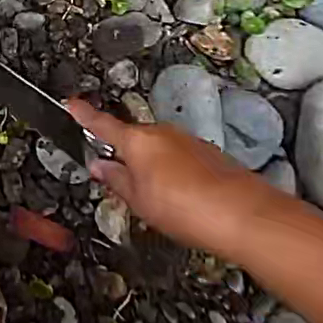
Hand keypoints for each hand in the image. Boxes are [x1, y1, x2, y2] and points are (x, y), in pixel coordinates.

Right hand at [65, 99, 299, 256]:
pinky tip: (182, 198)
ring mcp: (188, 141)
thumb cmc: (187, 209)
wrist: (250, 218)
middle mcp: (162, 133)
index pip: (101, 123)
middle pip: (132, 138)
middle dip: (124, 155)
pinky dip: (174, 171)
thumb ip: (115, 179)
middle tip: (121, 181)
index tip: (72, 104)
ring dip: (152, 166)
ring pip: (158, 149)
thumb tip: (100, 166)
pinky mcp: (210, 154)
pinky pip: (181, 157)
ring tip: (156, 198)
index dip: (84, 114)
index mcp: (136, 140)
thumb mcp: (138, 201)